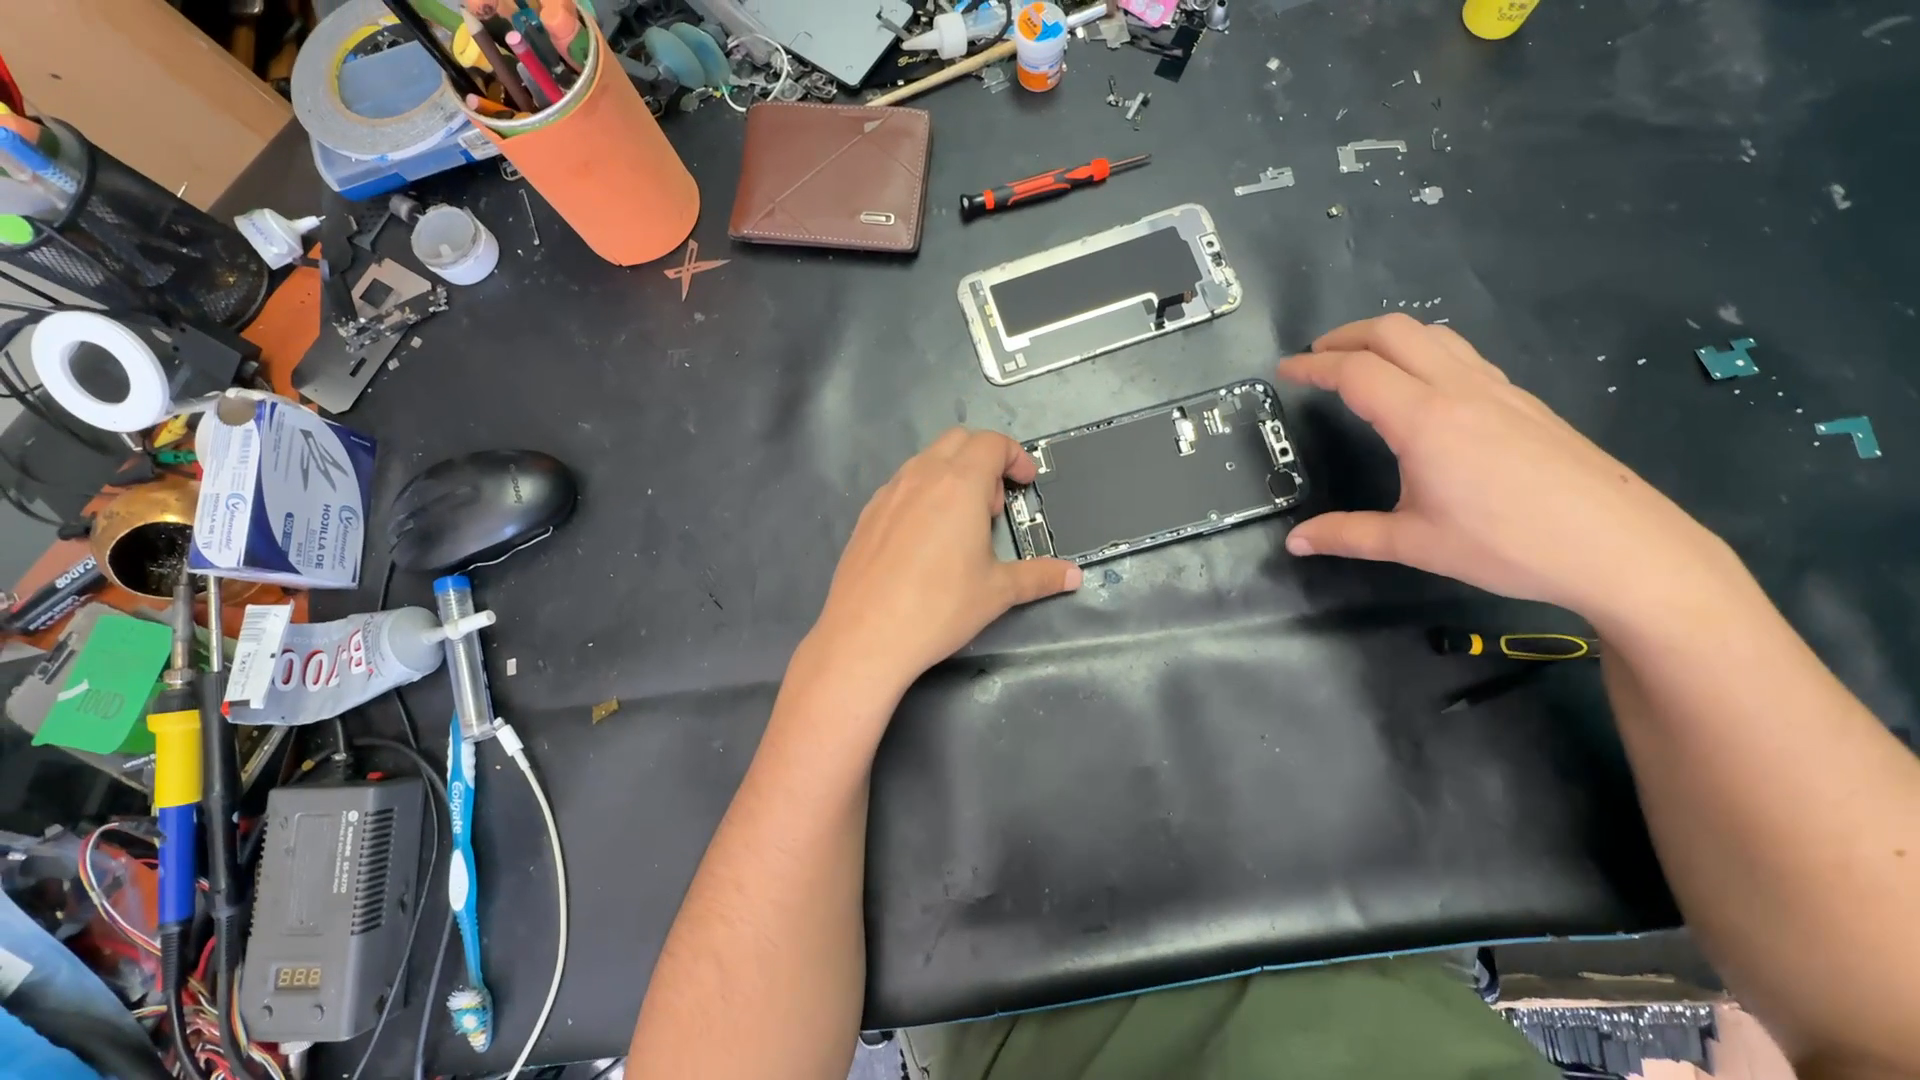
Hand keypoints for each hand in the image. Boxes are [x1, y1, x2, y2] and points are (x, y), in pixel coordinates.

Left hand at [804, 429, 1080, 697]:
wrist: (865, 635)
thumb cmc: (939, 608)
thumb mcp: (997, 592)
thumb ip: (1038, 577)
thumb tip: (1073, 576)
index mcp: (959, 485)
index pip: (991, 443)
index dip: (1015, 457)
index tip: (1025, 483)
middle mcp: (921, 477)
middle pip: (958, 441)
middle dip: (984, 461)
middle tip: (993, 507)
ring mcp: (888, 493)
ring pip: (926, 461)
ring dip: (952, 476)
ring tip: (961, 525)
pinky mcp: (867, 515)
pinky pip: (902, 486)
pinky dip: (923, 494)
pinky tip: (926, 540)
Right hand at [1277, 315, 1737, 623]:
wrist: (1619, 545)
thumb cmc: (1508, 545)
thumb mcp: (1416, 544)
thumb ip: (1349, 535)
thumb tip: (1295, 542)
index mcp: (1424, 419)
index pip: (1356, 372)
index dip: (1313, 366)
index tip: (1285, 369)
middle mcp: (1459, 389)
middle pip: (1395, 331)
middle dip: (1347, 335)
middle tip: (1317, 356)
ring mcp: (1498, 390)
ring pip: (1435, 335)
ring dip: (1389, 336)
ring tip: (1363, 361)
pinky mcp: (1524, 401)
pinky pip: (1463, 355)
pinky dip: (1425, 352)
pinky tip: (1422, 386)